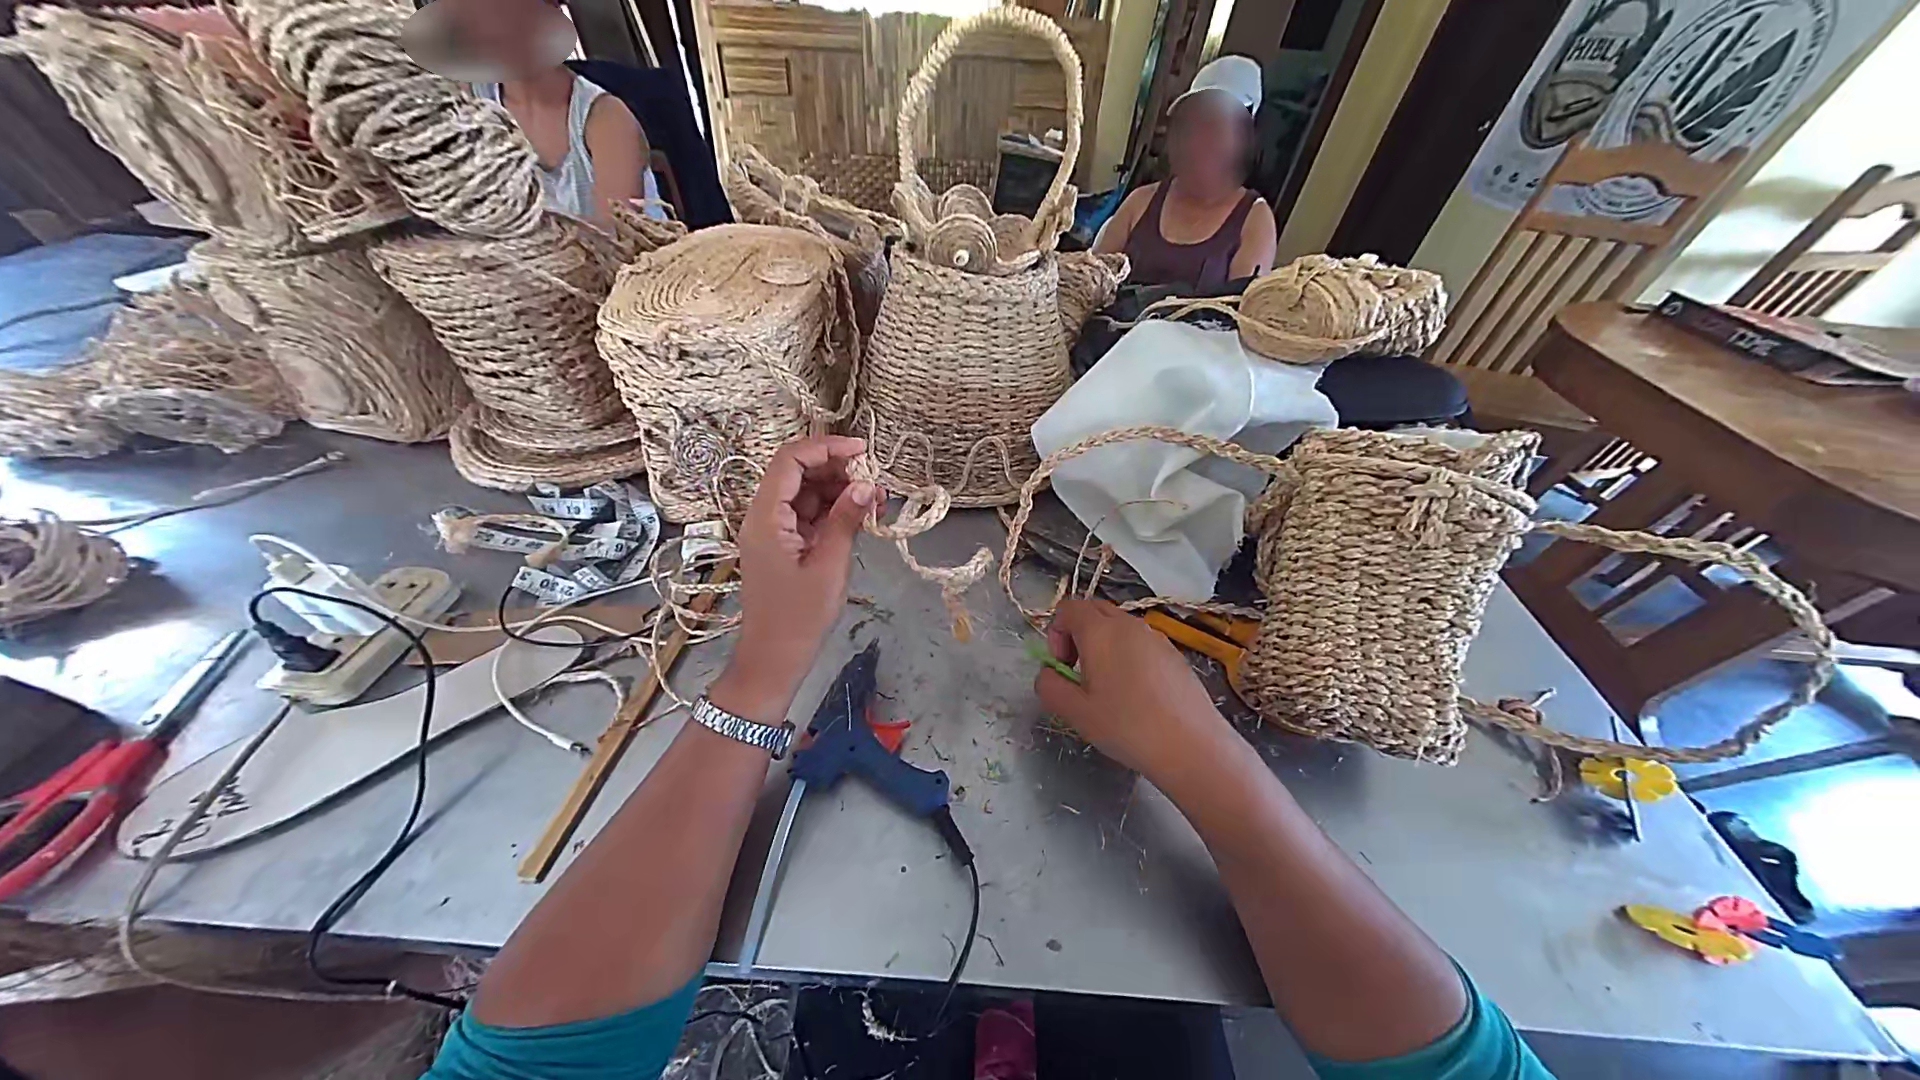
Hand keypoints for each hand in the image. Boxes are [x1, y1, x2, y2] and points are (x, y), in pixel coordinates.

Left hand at [711, 435, 877, 722]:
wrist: (774, 659)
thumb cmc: (800, 617)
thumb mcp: (829, 565)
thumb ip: (846, 519)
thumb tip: (867, 485)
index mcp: (766, 516)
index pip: (790, 461)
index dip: (826, 447)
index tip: (862, 451)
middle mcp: (764, 516)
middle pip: (798, 474)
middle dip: (838, 470)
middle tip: (875, 482)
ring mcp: (774, 531)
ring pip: (806, 494)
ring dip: (840, 491)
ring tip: (876, 501)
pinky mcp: (785, 545)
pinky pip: (809, 516)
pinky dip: (834, 512)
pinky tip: (861, 516)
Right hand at [1035, 597, 1241, 791]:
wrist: (1192, 746)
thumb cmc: (1127, 727)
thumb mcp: (1075, 712)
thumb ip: (1049, 686)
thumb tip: (1048, 674)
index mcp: (1099, 631)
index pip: (1067, 609)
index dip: (1056, 633)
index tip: (1062, 666)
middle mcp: (1128, 624)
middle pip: (1093, 611)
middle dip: (1078, 634)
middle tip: (1079, 673)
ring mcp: (1155, 636)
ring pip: (1118, 626)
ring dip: (1103, 645)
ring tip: (1108, 686)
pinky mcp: (1174, 653)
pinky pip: (1140, 642)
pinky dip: (1128, 655)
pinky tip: (1137, 694)